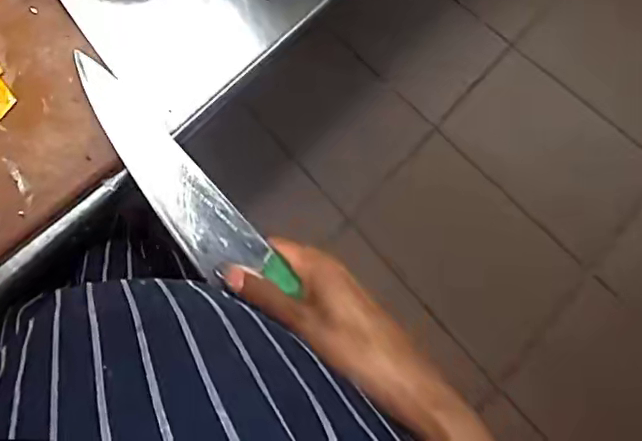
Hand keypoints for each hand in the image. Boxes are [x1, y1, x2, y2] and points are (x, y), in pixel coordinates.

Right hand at [230, 240, 491, 440]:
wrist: (416, 394)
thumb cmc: (359, 352)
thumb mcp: (306, 325)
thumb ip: (267, 296)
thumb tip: (229, 270)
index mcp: (318, 263)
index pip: (271, 245)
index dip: (248, 258)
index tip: (225, 279)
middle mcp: (329, 270)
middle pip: (282, 268)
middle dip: (261, 286)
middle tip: (236, 308)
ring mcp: (341, 294)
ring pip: (296, 291)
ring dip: (278, 306)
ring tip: (257, 328)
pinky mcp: (349, 317)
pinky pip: (310, 307)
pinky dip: (296, 320)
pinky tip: (288, 343)